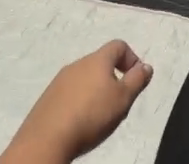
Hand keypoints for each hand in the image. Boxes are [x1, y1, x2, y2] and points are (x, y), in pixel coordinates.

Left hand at [0, 41, 153, 163]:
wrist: (44, 143)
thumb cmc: (90, 116)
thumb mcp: (123, 99)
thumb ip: (138, 80)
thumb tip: (145, 67)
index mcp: (97, 60)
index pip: (119, 45)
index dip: (131, 58)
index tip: (135, 79)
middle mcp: (77, 65)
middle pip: (101, 63)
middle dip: (113, 78)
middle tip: (118, 101)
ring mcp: (58, 82)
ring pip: (83, 79)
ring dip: (94, 91)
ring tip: (98, 115)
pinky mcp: (45, 100)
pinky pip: (68, 94)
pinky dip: (77, 103)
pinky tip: (77, 122)